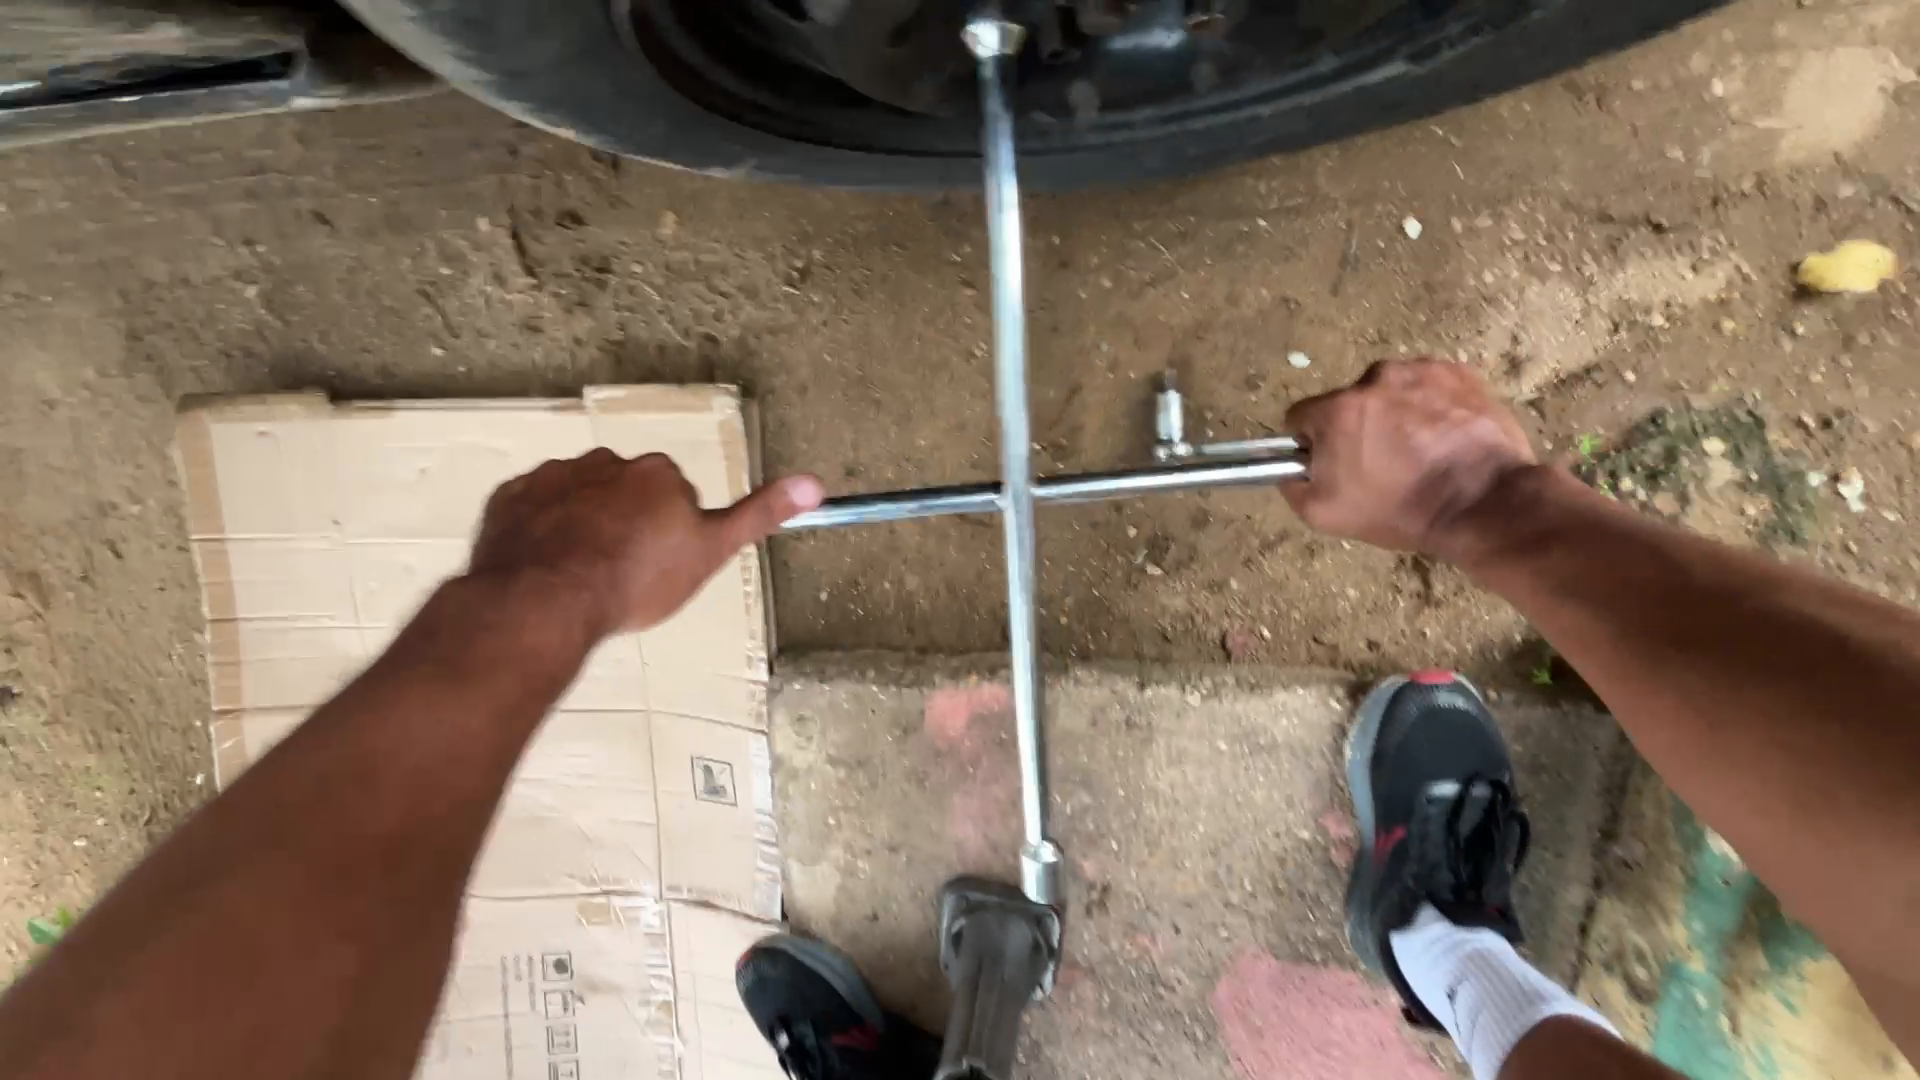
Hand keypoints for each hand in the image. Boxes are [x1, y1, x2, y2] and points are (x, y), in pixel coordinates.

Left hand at [469, 449, 822, 637]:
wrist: (546, 600)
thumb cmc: (638, 580)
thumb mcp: (711, 551)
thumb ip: (759, 514)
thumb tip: (815, 483)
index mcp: (659, 474)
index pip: (675, 496)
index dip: (671, 532)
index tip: (660, 563)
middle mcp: (607, 462)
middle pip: (626, 492)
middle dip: (626, 523)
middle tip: (622, 571)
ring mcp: (553, 477)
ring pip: (578, 498)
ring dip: (582, 525)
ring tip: (581, 574)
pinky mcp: (509, 498)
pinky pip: (533, 509)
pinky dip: (540, 530)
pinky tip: (545, 564)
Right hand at [1282, 359, 1536, 557]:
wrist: (1484, 503)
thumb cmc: (1398, 510)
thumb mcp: (1323, 514)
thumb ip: (1291, 485)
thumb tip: (1290, 467)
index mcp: (1336, 409)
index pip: (1300, 417)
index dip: (1311, 443)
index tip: (1331, 463)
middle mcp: (1374, 378)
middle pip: (1346, 403)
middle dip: (1354, 427)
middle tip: (1378, 462)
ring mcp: (1421, 371)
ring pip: (1387, 391)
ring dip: (1392, 413)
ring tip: (1416, 450)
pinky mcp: (1458, 373)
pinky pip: (1426, 386)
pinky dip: (1428, 405)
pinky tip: (1441, 436)